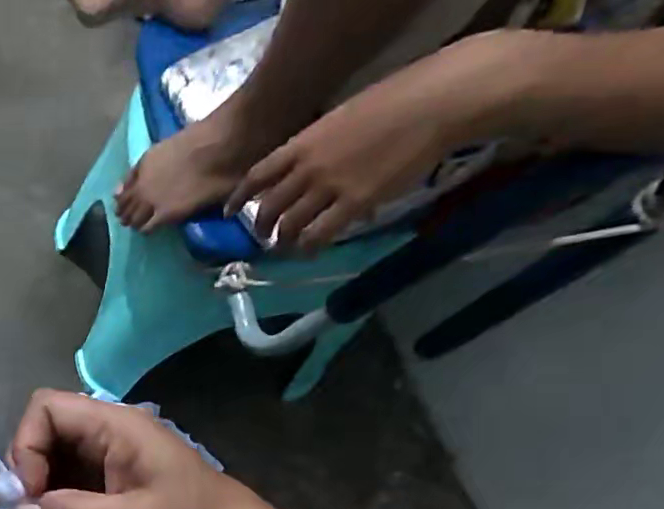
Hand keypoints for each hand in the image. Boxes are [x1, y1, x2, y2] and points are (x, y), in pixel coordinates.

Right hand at [7, 390, 303, 508]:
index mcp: (116, 425)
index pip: (46, 407)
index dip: (27, 445)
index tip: (32, 491)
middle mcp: (108, 427)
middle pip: (45, 426)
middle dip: (29, 465)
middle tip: (34, 508)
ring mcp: (108, 447)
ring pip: (51, 449)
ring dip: (40, 482)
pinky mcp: (108, 469)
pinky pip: (66, 469)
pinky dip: (54, 492)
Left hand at [224, 32, 509, 251]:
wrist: (435, 103)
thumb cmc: (395, 101)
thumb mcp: (341, 118)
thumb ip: (318, 146)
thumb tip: (310, 169)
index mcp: (302, 143)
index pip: (257, 175)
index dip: (238, 197)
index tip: (228, 211)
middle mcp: (307, 168)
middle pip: (268, 207)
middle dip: (260, 227)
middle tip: (264, 238)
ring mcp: (328, 187)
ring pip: (289, 226)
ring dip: (283, 242)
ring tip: (286, 249)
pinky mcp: (352, 204)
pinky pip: (318, 235)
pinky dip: (308, 248)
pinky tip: (310, 252)